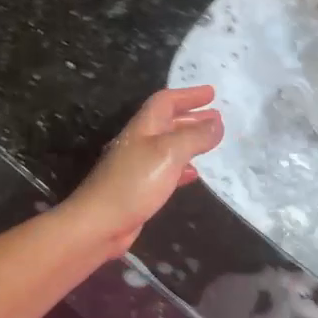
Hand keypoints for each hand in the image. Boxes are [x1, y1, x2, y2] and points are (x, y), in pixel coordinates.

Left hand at [67, 85, 223, 250]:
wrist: (100, 223)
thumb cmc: (133, 183)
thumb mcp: (169, 154)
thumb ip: (193, 137)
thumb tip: (216, 122)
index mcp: (142, 128)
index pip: (165, 101)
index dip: (188, 95)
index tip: (212, 93)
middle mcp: (138, 142)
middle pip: (166, 121)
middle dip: (191, 116)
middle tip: (217, 116)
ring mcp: (137, 166)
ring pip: (168, 146)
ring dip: (189, 140)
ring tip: (212, 141)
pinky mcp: (139, 189)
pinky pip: (165, 170)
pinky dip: (182, 167)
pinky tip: (194, 173)